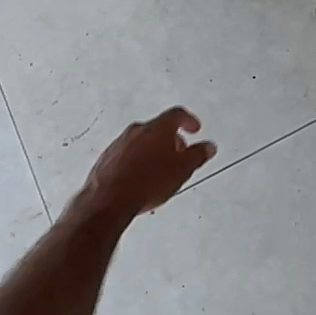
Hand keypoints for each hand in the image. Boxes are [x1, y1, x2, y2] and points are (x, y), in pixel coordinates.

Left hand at [75, 107, 215, 225]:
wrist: (109, 199)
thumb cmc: (146, 182)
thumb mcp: (182, 170)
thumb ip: (197, 155)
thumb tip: (208, 147)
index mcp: (158, 128)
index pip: (177, 114)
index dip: (189, 120)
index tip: (193, 127)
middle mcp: (137, 130)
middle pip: (158, 128)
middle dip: (171, 139)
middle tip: (180, 152)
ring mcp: (120, 143)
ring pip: (141, 141)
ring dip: (153, 151)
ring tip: (161, 170)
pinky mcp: (107, 158)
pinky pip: (127, 154)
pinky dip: (137, 161)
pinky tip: (141, 178)